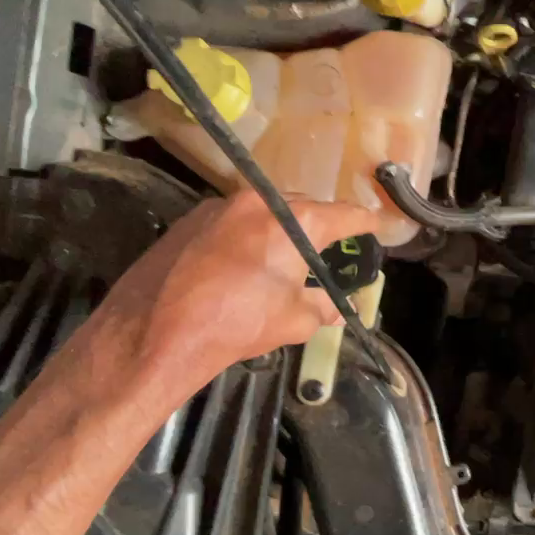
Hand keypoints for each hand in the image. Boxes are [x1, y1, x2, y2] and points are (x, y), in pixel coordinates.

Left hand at [84, 189, 374, 401]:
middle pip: (305, 207)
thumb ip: (322, 307)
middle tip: (331, 249)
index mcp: (295, 222)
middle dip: (321, 226)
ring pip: (267, 211)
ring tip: (286, 258)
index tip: (378, 225)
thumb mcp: (296, 320)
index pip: (346, 215)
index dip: (367, 222)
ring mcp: (220, 207)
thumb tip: (334, 308)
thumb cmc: (238, 322)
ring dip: (282, 230)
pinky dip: (250, 236)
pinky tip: (246, 265)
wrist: (155, 332)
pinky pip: (235, 220)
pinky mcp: (190, 219)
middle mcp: (259, 202)